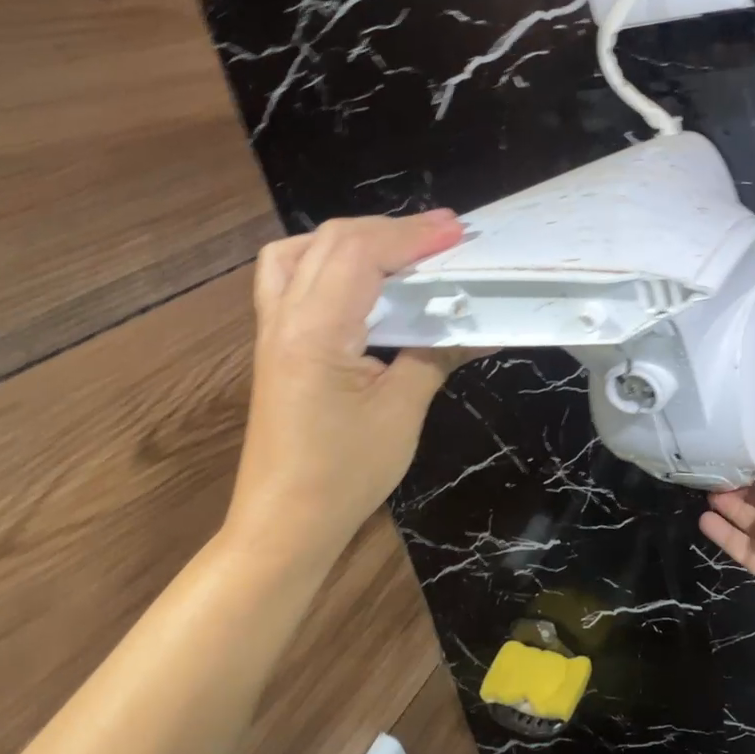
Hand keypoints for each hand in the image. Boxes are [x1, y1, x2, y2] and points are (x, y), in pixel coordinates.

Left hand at [223, 211, 475, 573]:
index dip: (413, 235)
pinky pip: (288, 276)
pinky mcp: (275, 343)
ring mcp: (273, 328)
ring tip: (399, 249)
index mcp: (315, 331)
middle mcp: (286, 318)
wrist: (285, 524)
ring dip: (354, 238)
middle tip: (445, 235)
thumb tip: (481, 326)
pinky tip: (358, 281)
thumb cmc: (345, 473)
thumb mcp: (403, 410)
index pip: (361, 253)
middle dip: (393, 229)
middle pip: (334, 241)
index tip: (459, 232)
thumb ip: (437, 353)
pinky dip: (324, 260)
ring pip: (301, 251)